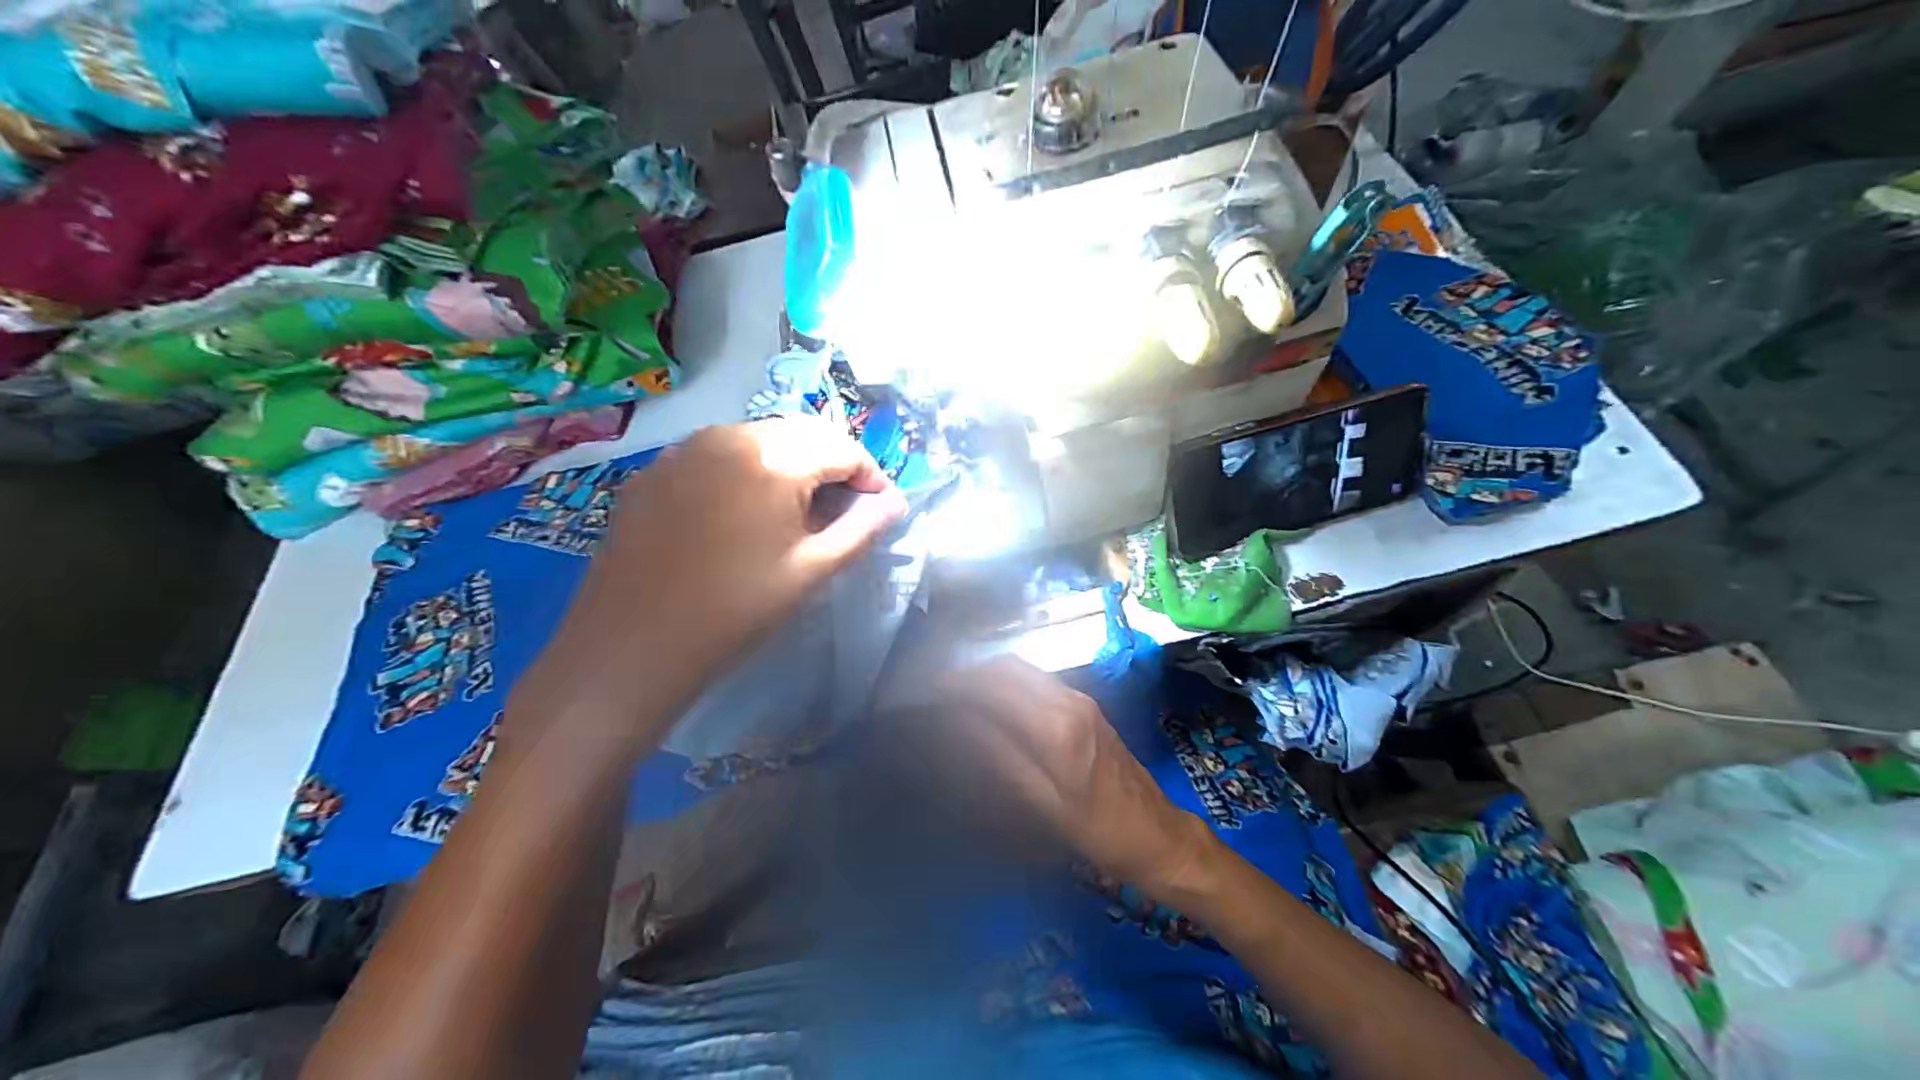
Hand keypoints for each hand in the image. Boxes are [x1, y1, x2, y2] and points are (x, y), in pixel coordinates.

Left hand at [540, 418, 906, 720]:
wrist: (631, 645)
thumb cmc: (735, 611)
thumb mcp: (810, 572)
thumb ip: (860, 529)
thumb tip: (894, 501)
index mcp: (774, 458)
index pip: (841, 447)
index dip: (869, 474)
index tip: (878, 506)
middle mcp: (728, 436)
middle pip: (799, 434)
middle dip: (829, 464)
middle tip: (841, 508)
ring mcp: (683, 450)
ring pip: (755, 440)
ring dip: (787, 465)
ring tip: (793, 511)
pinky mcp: (653, 472)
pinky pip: (714, 456)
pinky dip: (743, 472)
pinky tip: (739, 514)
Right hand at [937, 657, 1209, 889]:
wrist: (1158, 835)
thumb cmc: (1099, 831)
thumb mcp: (1043, 804)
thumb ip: (1001, 759)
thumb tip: (960, 724)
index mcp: (1056, 726)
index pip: (995, 686)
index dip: (958, 683)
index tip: (927, 690)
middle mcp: (1069, 701)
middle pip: (1009, 668)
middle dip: (970, 672)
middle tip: (938, 690)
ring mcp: (1081, 701)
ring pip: (1025, 671)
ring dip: (989, 676)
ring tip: (958, 696)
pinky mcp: (1087, 708)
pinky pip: (1038, 683)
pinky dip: (1009, 684)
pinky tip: (993, 704)